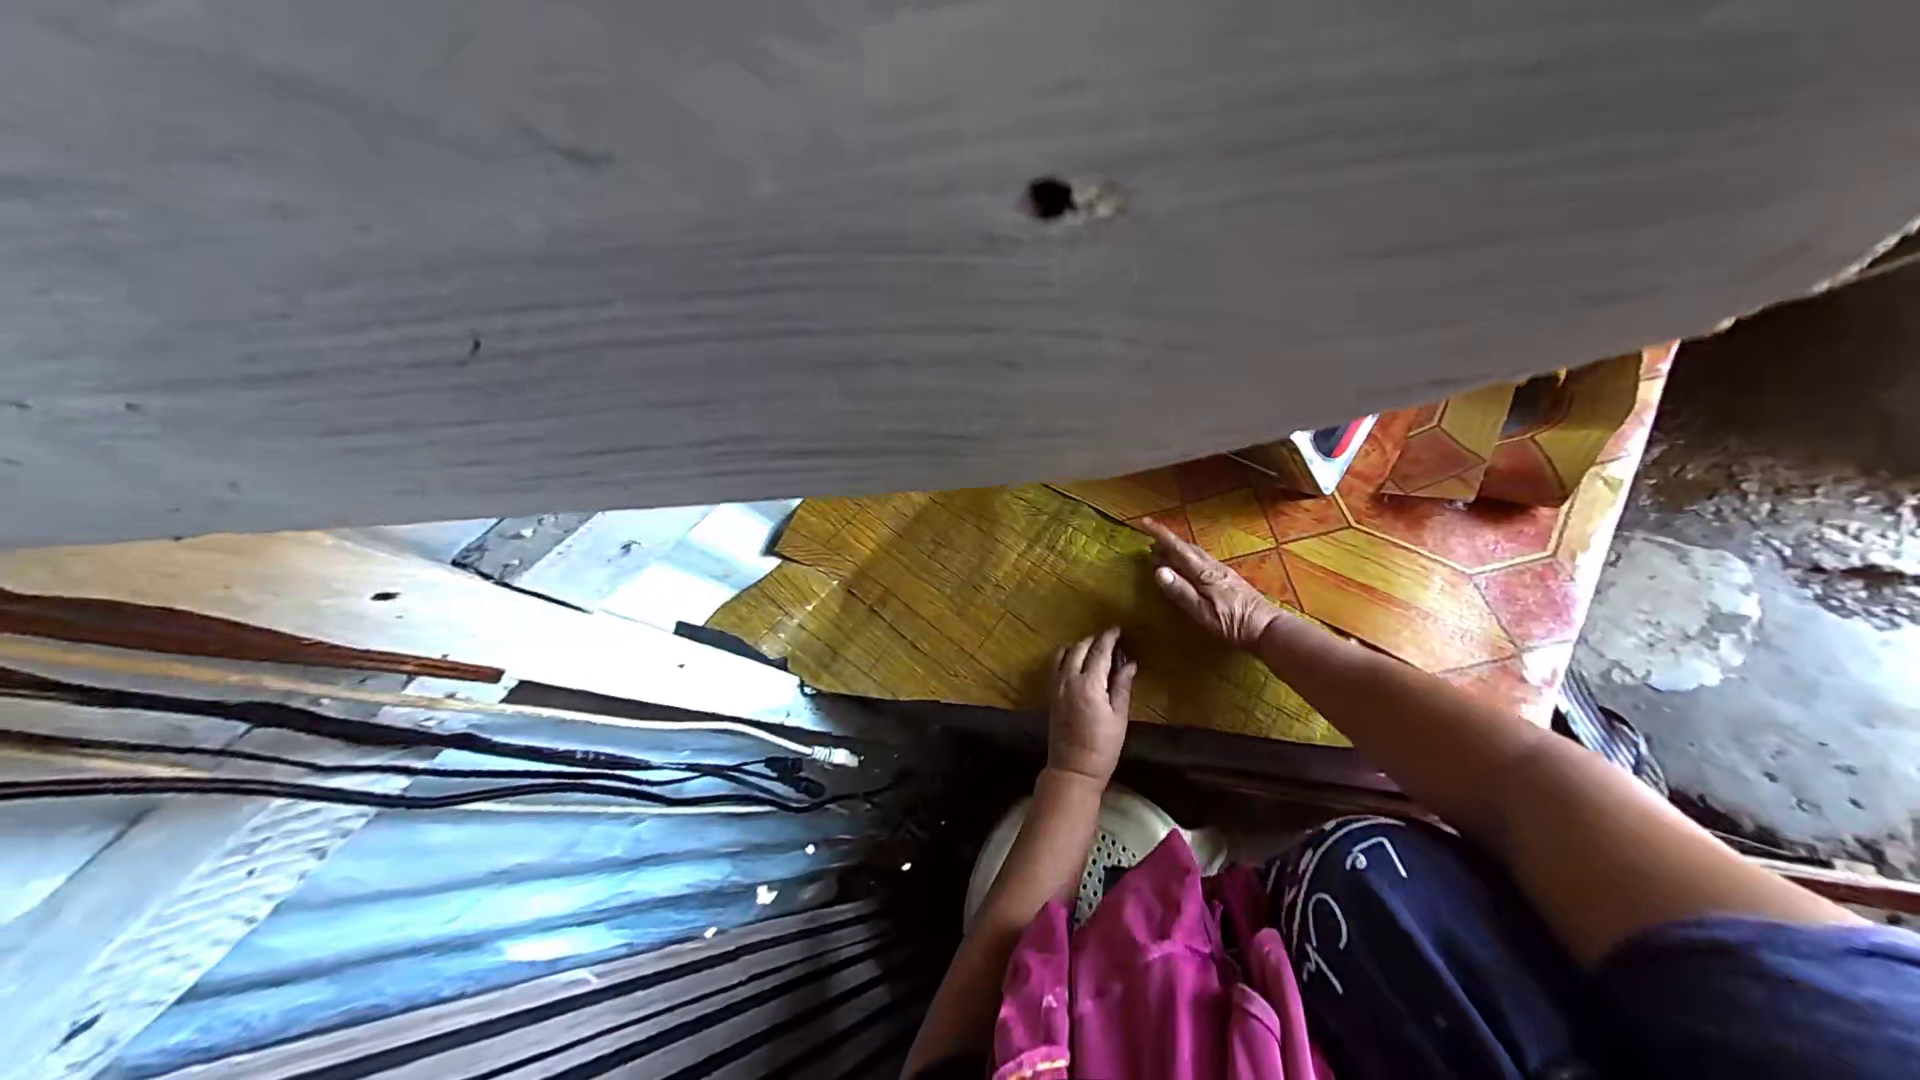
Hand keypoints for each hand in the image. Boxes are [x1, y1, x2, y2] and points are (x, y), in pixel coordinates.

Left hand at [1047, 627, 1135, 784]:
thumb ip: (1122, 686)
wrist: (1073, 768)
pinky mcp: (1050, 693)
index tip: (1118, 629)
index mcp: (1089, 683)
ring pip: (1065, 653)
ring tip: (1094, 647)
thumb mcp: (1119, 716)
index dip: (1109, 638)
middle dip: (1095, 639)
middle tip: (1110, 639)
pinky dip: (1066, 655)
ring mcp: (1056, 685)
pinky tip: (1075, 659)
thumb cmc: (1103, 746)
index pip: (1099, 651)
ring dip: (1079, 645)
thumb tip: (1129, 663)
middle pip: (1080, 648)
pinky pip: (1055, 664)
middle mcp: (1069, 679)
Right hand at [1141, 517, 1285, 649]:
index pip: (1178, 548)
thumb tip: (1158, 570)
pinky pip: (1201, 561)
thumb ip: (1180, 591)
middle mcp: (1213, 567)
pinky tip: (1186, 567)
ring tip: (1162, 553)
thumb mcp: (1202, 611)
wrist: (1266, 628)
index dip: (1160, 534)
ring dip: (1177, 550)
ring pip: (1195, 553)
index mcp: (1204, 573)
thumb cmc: (1233, 623)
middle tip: (1148, 543)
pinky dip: (1187, 559)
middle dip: (1166, 542)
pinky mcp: (1227, 579)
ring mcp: (1222, 572)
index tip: (1144, 522)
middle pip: (1186, 548)